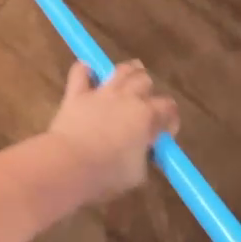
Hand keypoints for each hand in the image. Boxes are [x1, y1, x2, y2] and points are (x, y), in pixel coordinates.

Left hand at [44, 60, 178, 200]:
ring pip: (120, 71)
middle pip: (144, 81)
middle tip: (145, 100)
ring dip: (129, 69)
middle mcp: (126, 98)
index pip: (168, 108)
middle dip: (148, 90)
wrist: (71, 163)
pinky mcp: (76, 94)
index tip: (164, 131)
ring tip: (133, 69)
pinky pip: (80, 72)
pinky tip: (87, 68)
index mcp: (146, 116)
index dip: (169, 118)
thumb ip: (144, 155)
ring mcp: (101, 93)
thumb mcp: (139, 172)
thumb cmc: (109, 173)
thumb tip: (142, 150)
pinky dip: (84, 69)